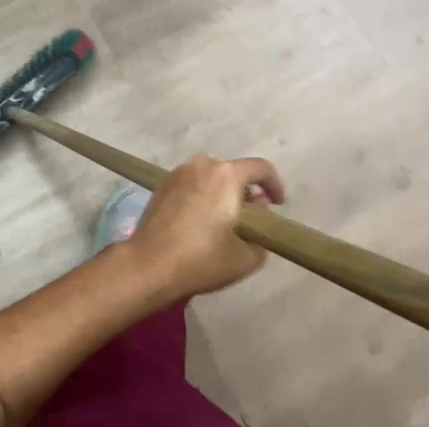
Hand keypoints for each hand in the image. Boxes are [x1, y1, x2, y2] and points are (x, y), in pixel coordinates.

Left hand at [124, 154, 285, 299]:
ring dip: (223, 193)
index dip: (275, 185)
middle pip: (233, 171)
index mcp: (225, 175)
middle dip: (246, 192)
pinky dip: (202, 195)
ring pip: (210, 177)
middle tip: (251, 219)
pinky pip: (192, 183)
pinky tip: (200, 222)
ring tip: (224, 222)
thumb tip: (255, 215)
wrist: (150, 263)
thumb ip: (263, 234)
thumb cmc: (202, 259)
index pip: (260, 168)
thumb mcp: (247, 257)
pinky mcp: (162, 184)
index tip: (278, 204)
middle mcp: (201, 165)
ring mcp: (178, 172)